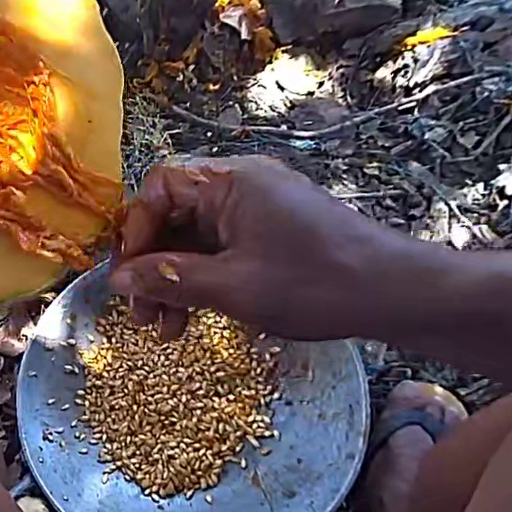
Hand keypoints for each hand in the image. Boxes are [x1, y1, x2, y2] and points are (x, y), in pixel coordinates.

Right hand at [111, 155, 440, 340]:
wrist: (395, 294)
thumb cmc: (314, 284)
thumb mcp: (232, 287)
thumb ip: (169, 280)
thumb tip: (117, 281)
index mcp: (230, 182)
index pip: (159, 188)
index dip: (135, 232)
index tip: (128, 278)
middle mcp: (241, 186)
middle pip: (174, 217)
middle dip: (153, 267)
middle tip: (142, 315)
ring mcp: (258, 209)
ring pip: (196, 240)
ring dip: (175, 281)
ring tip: (166, 329)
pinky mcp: (270, 233)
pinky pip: (221, 250)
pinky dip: (203, 281)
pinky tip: (194, 317)